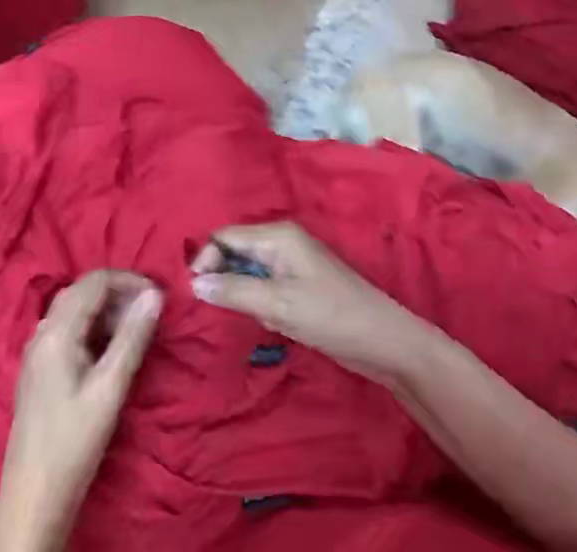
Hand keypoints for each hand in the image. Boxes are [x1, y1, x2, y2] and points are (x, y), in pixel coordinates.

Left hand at [0, 270, 160, 551]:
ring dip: (107, 310)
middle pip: (82, 291)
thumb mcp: (111, 387)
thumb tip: (156, 294)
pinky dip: (94, 327)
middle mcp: (41, 333)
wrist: (33, 498)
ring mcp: (37, 352)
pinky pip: (69, 330)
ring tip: (137, 330)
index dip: (129, 280)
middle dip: (119, 293)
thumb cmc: (74, 441)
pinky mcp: (39, 370)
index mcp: (56, 332)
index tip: (159, 296)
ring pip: (75, 310)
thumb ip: (133, 336)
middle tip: (150, 313)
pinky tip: (112, 349)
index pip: (94, 281)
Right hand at [191, 221, 431, 383]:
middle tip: (218, 311)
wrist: (383, 341)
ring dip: (242, 296)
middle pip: (235, 252)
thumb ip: (233, 291)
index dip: (205, 260)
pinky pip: (264, 288)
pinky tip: (272, 324)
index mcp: (278, 235)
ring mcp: (292, 264)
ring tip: (255, 318)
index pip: (225, 236)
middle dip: (223, 279)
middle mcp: (282, 242)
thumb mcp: (277, 304)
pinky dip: (260, 305)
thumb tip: (193, 283)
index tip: (194, 294)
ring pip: (248, 273)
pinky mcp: (299, 285)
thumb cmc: (330, 317)